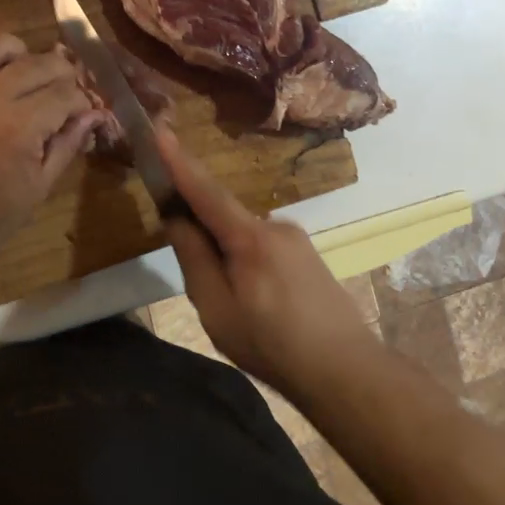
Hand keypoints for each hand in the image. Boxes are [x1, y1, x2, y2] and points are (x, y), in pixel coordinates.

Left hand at [0, 34, 99, 261]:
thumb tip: (91, 116)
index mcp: (21, 125)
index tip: (80, 111)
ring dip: (13, 50)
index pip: (64, 93)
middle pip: (35, 62)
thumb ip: (65, 146)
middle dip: (59, 72)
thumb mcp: (36, 189)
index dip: (80, 100)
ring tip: (18, 66)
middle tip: (60, 88)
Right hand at [158, 128, 380, 393]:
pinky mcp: (307, 258)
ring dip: (226, 258)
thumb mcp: (216, 308)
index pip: (205, 191)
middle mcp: (276, 226)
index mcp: (250, 236)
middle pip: (223, 217)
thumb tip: (176, 218)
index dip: (178, 163)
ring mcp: (296, 241)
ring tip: (235, 311)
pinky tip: (256, 307)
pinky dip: (245, 266)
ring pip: (242, 238)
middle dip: (200, 235)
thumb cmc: (272, 344)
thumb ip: (193, 258)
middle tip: (199, 287)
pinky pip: (261, 249)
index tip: (158, 131)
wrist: (346, 372)